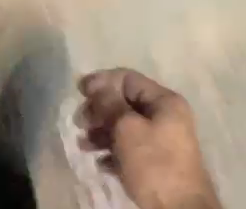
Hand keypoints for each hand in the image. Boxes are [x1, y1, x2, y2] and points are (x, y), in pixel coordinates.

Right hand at [77, 69, 220, 208]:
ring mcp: (163, 142)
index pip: (127, 78)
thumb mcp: (127, 128)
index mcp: (165, 101)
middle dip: (99, 111)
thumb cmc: (154, 164)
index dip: (101, 81)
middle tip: (80, 123)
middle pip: (124, 103)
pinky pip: (130, 150)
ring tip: (83, 145)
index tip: (79, 93)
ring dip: (101, 133)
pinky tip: (101, 163)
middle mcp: (166, 117)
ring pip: (125, 128)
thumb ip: (109, 103)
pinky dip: (113, 153)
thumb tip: (97, 85)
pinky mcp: (159, 166)